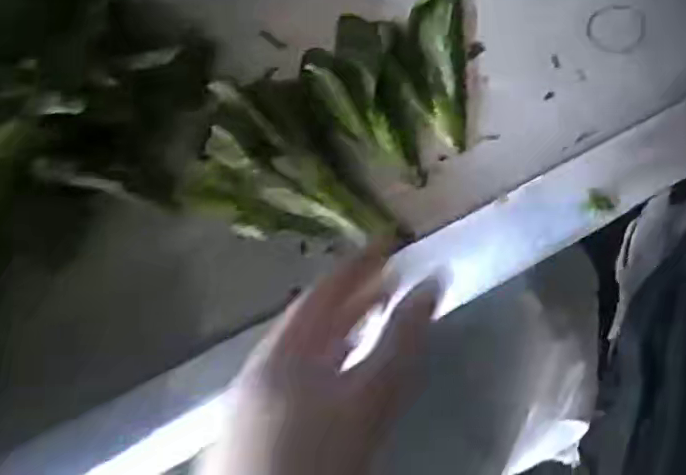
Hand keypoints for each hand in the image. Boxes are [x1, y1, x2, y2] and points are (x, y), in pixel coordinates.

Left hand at [200, 247, 440, 474]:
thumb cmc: (325, 446)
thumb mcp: (377, 386)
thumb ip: (406, 330)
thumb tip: (435, 278)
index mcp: (282, 353)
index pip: (322, 291)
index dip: (360, 262)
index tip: (392, 240)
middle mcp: (258, 370)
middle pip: (310, 319)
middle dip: (355, 293)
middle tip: (394, 273)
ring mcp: (249, 401)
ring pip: (303, 346)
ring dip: (343, 323)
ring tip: (380, 309)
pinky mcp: (253, 426)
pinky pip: (297, 370)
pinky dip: (329, 350)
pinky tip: (351, 358)